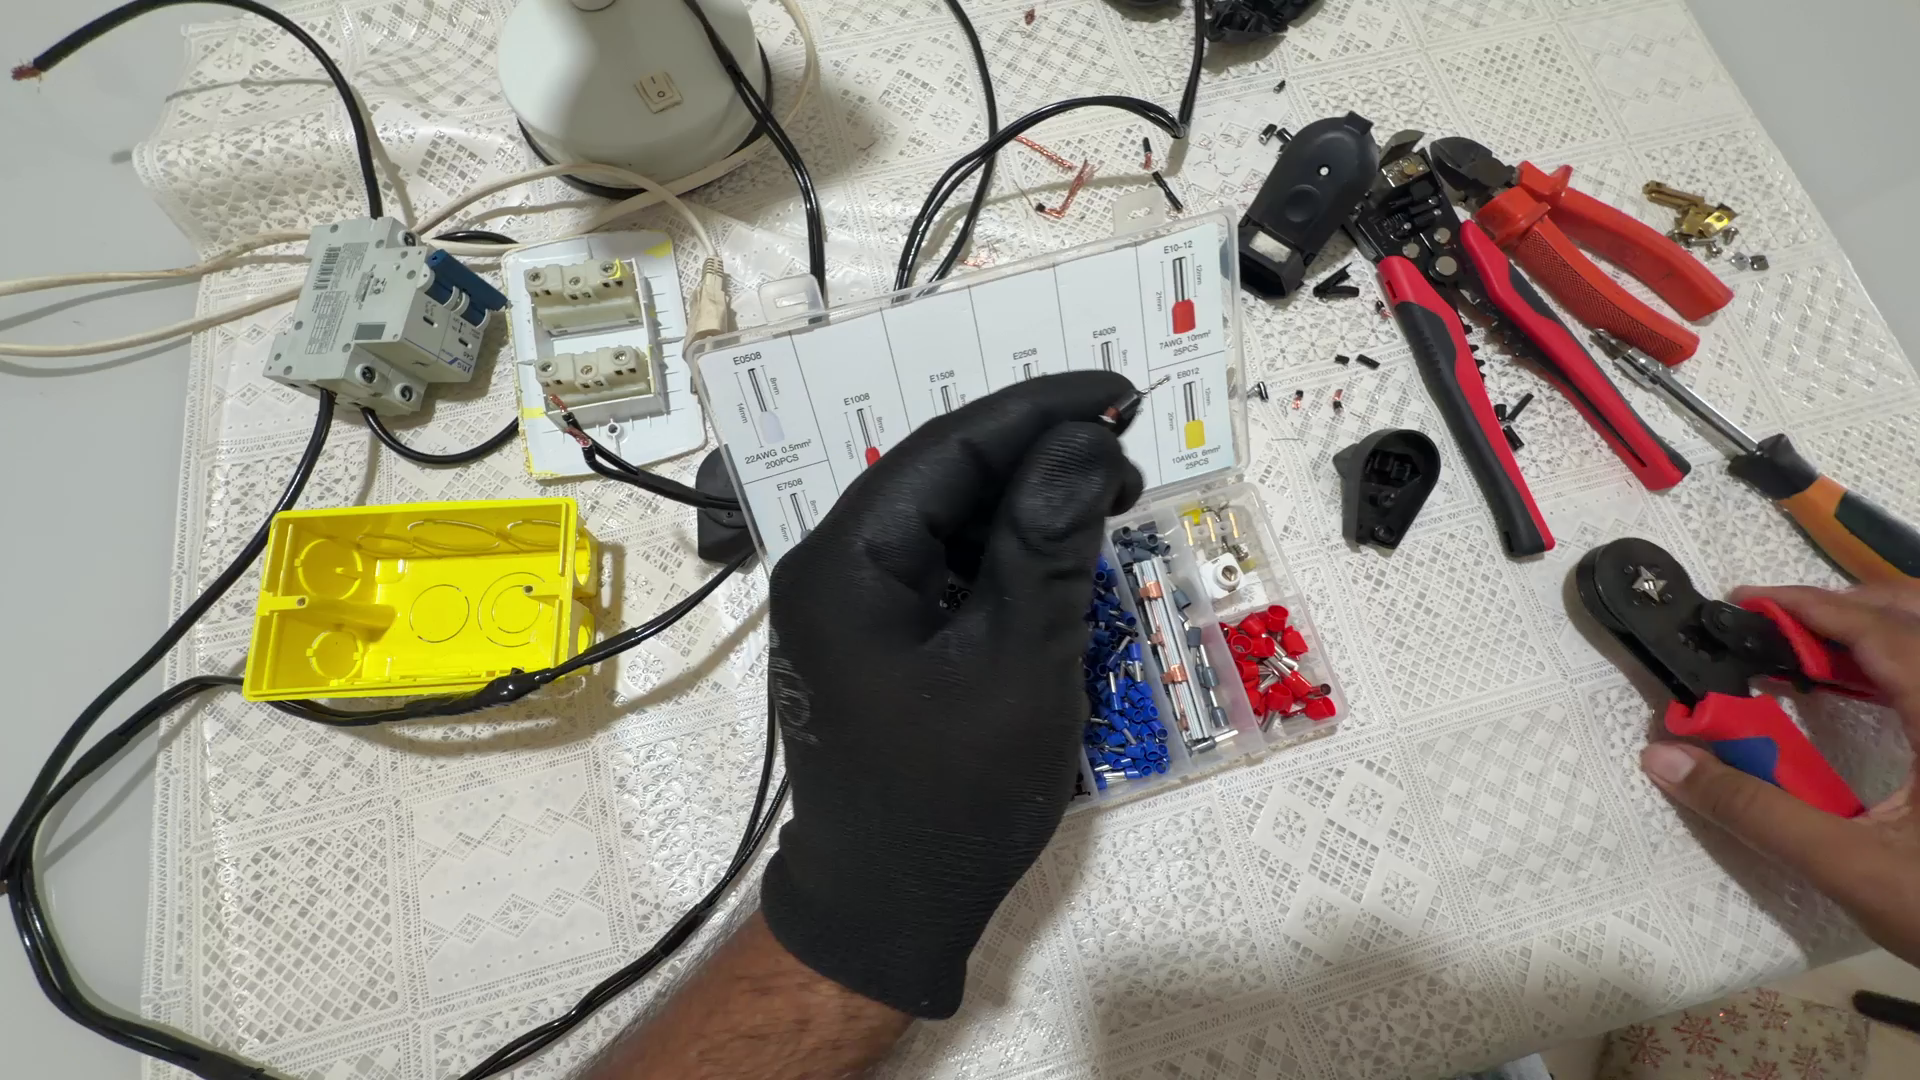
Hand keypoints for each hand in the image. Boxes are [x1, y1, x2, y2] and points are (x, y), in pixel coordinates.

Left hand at [760, 371, 1142, 1017]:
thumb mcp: (1017, 663)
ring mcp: (850, 598)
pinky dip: (1000, 552)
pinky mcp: (875, 628)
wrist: (887, 907)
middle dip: (1035, 457)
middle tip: (1124, 459)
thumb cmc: (953, 798)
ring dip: (1022, 504)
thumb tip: (1083, 443)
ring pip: (945, 517)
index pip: (947, 448)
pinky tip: (1051, 554)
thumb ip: (1046, 543)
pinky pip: (941, 564)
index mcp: (846, 561)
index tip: (1117, 393)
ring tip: (1102, 504)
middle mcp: (834, 564)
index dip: (1037, 410)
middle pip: (942, 476)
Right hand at [1640, 583, 1919, 964]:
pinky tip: (1862, 695)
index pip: (1886, 637)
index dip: (1812, 608)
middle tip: (1777, 621)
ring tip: (1809, 651)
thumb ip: (1754, 809)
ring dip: (1876, 637)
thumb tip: (1660, 758)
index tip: (1747, 602)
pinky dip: (1897, 671)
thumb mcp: (1853, 868)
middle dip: (1851, 605)